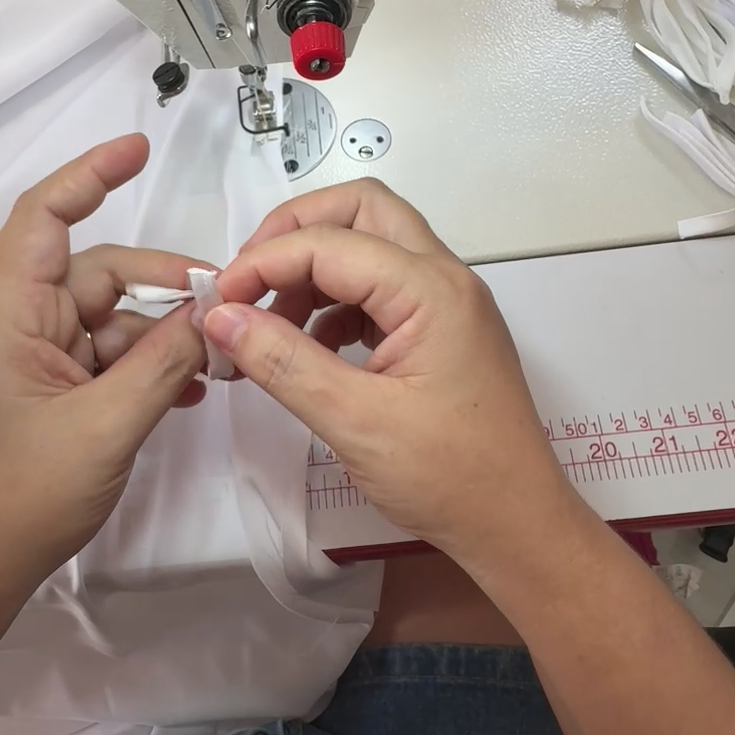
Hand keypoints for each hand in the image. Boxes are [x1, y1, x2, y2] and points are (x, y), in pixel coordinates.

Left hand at [0, 135, 208, 606]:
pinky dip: (144, 368)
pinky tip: (184, 393)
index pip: (44, 218)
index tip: (140, 149)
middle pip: (99, 275)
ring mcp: (30, 359)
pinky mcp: (46, 390)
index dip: (91, 175)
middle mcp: (14, 324)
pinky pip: (105, 358)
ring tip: (211, 372)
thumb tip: (209, 319)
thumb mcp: (107, 428)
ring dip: (162, 340)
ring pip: (111, 321)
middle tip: (225, 311)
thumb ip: (165, 365)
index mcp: (6, 316)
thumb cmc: (19, 500)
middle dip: (164, 290)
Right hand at [203, 179, 574, 559]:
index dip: (265, 262)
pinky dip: (334, 303)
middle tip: (249, 277)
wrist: (517, 524)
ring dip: (313, 269)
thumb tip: (220, 317)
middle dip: (296, 231)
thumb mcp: (355, 421)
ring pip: (370, 246)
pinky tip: (306, 347)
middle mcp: (444, 278)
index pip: (331, 243)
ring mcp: (445, 302)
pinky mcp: (438, 329)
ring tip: (268, 325)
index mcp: (432, 290)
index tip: (217, 300)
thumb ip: (283, 362)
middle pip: (363, 210)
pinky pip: (378, 290)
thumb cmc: (449, 477)